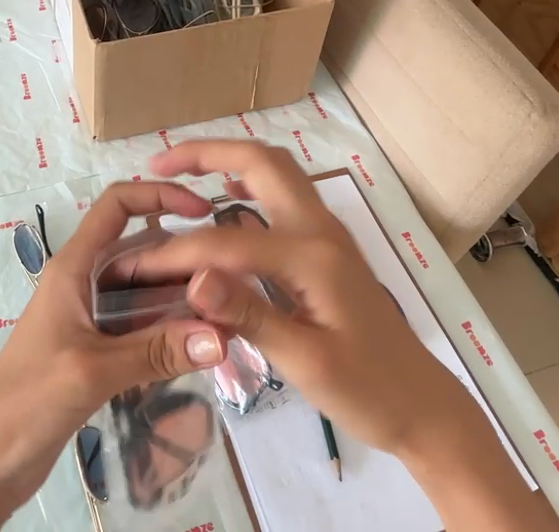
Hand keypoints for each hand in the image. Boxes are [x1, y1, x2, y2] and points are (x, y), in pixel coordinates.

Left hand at [0, 182, 228, 530]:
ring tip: (232, 312)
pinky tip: (205, 345)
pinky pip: (143, 325)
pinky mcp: (98, 350)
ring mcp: (92, 317)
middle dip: (186, 257)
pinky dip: (172, 329)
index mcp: (73, 266)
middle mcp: (84, 282)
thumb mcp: (92, 371)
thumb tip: (222, 335)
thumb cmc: (26, 401)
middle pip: (142, 250)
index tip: (205, 210)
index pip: (117, 205)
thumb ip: (156, 352)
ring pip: (147, 290)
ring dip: (184, 297)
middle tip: (236, 278)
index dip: (159, 194)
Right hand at [139, 141, 554, 531]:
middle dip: (206, 152)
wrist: (422, 405)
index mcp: (312, 254)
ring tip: (181, 173)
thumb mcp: (305, 361)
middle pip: (262, 160)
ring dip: (228, 159)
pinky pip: (282, 193)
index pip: (226, 241)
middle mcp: (320, 227)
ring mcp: (327, 231)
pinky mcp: (326, 245)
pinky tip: (223, 202)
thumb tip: (192, 279)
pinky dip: (247, 182)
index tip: (135, 266)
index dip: (177, 252)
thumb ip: (249, 314)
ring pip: (275, 169)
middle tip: (157, 164)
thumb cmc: (366, 389)